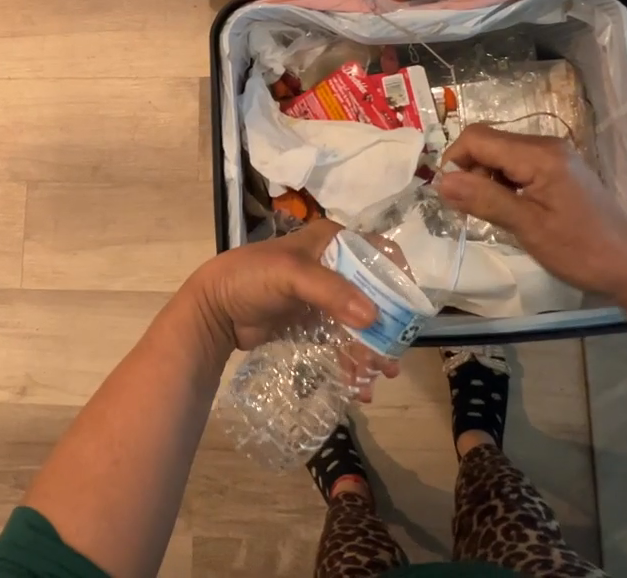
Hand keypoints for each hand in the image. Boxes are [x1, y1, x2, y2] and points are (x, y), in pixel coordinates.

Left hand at [180, 220, 399, 380]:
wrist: (215, 308)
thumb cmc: (252, 277)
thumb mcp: (291, 274)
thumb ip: (331, 292)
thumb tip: (373, 317)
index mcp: (331, 241)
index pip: (376, 252)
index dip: (397, 277)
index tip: (411, 309)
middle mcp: (332, 266)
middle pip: (373, 293)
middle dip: (386, 325)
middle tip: (393, 355)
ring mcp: (323, 297)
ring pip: (359, 322)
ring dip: (371, 349)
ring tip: (378, 377)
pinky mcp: (312, 323)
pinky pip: (340, 342)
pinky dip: (351, 362)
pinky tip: (357, 385)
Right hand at [437, 125, 626, 303]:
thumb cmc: (580, 250)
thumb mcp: (527, 227)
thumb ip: (484, 199)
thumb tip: (441, 182)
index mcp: (539, 154)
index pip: (477, 138)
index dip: (454, 161)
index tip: (448, 195)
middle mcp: (546, 145)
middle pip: (488, 142)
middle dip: (469, 170)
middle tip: (468, 208)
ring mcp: (555, 156)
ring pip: (500, 153)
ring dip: (485, 177)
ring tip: (489, 212)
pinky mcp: (559, 169)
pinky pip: (517, 164)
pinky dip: (503, 181)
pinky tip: (509, 208)